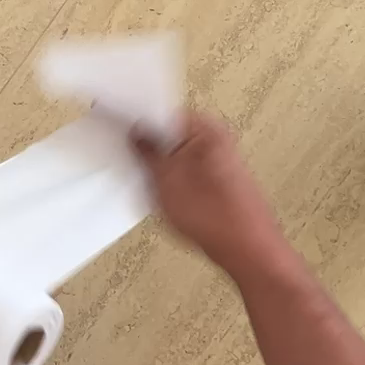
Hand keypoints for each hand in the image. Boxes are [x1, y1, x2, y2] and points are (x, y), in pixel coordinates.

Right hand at [133, 112, 291, 276]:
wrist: (249, 254)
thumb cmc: (218, 221)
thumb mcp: (164, 181)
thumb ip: (145, 152)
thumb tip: (136, 134)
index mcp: (206, 128)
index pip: (160, 111)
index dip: (134, 117)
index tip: (115, 123)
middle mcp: (218, 138)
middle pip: (169, 131)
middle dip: (147, 143)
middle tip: (128, 155)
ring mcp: (221, 159)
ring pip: (177, 151)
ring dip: (160, 164)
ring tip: (150, 182)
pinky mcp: (221, 179)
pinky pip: (187, 168)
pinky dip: (173, 177)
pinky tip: (166, 194)